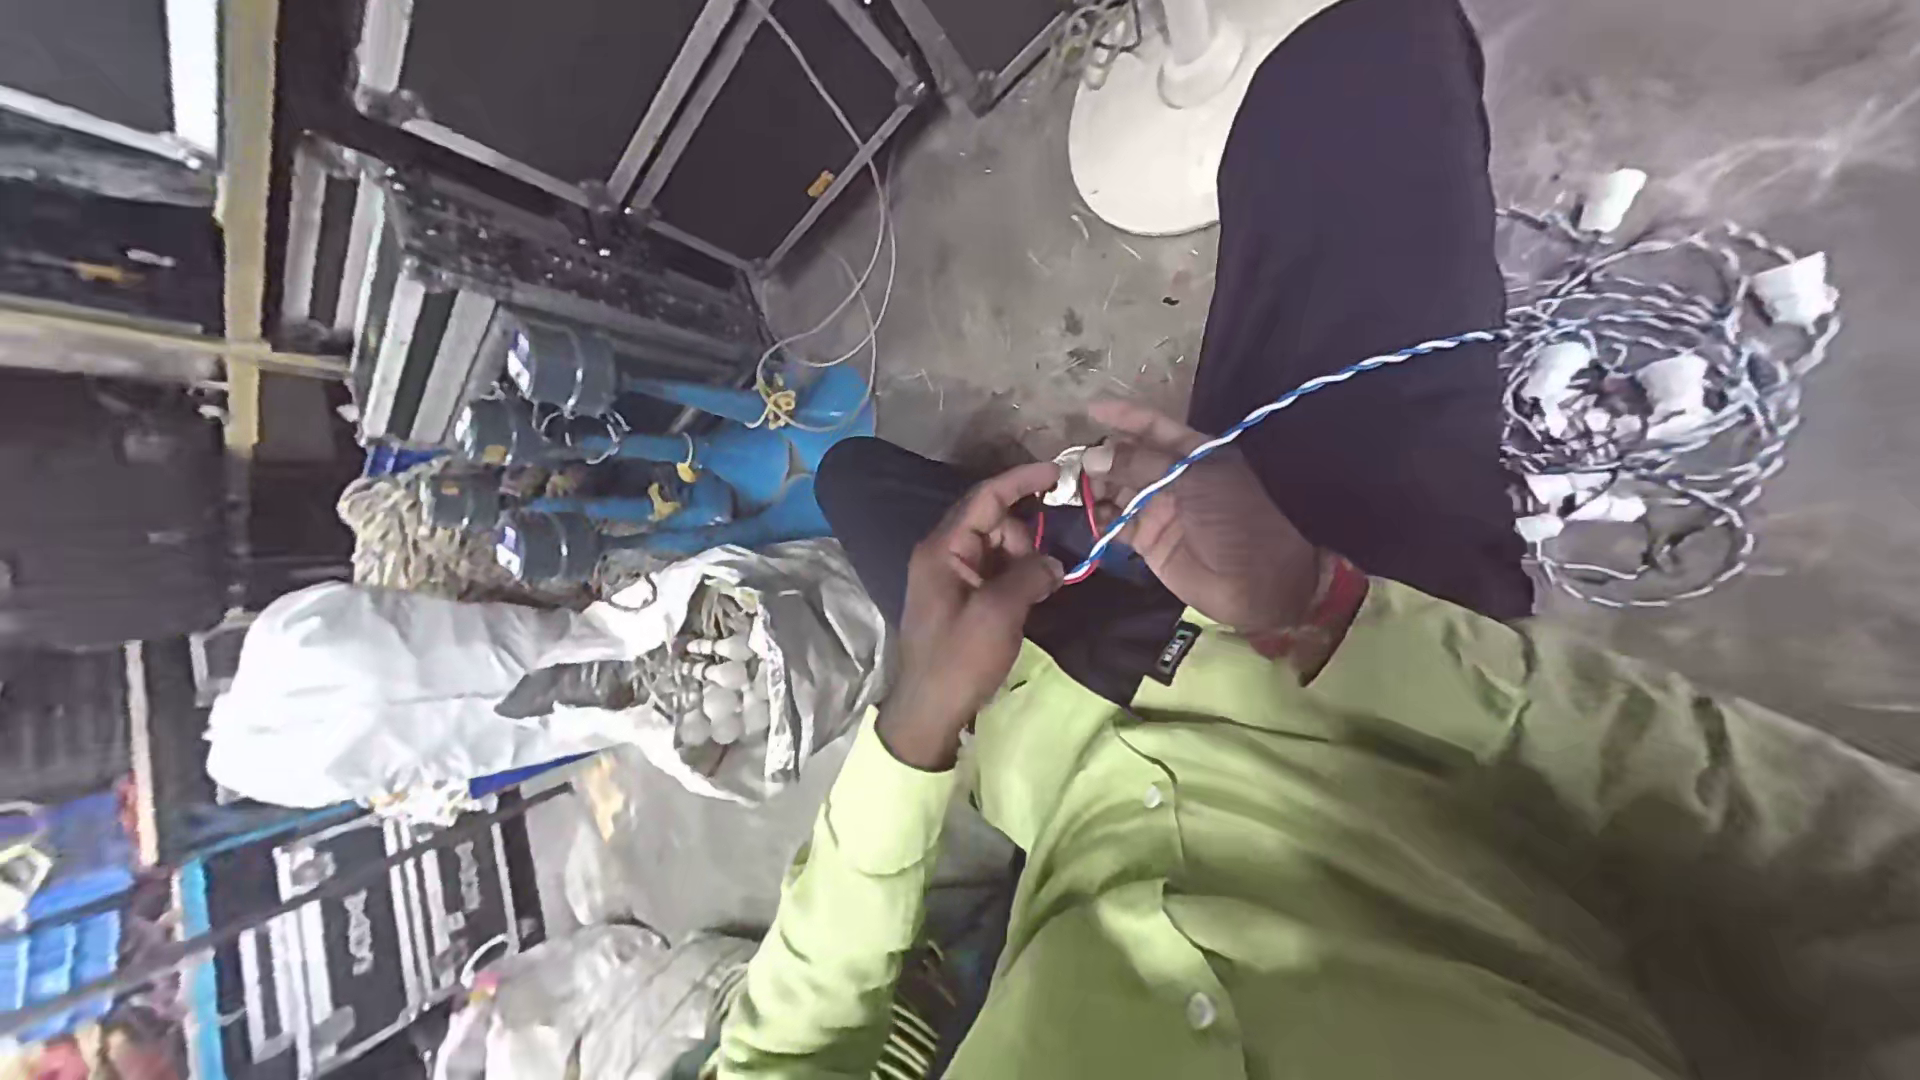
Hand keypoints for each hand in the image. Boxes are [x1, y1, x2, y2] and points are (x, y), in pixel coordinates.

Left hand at [880, 461, 1065, 769]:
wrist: (929, 710)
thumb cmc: (958, 660)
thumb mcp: (998, 613)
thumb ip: (1029, 576)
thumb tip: (1052, 562)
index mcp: (943, 548)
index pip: (985, 498)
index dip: (1021, 480)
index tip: (1057, 472)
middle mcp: (943, 554)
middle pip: (993, 523)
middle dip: (1024, 538)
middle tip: (1042, 574)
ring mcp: (950, 576)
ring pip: (997, 548)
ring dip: (1022, 562)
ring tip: (1036, 594)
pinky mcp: (960, 597)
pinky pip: (994, 572)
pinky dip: (1015, 578)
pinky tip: (1029, 599)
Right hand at [1084, 401, 1318, 634]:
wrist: (1256, 582)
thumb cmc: (1233, 520)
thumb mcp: (1192, 481)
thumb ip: (1140, 465)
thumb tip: (1092, 457)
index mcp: (1192, 453)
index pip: (1152, 427)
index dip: (1123, 416)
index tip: (1090, 410)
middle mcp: (1171, 477)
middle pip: (1127, 459)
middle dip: (1101, 458)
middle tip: (1071, 464)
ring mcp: (1158, 508)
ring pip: (1117, 490)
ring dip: (1096, 488)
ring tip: (1074, 490)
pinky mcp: (1147, 539)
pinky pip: (1115, 523)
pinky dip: (1099, 519)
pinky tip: (1087, 515)